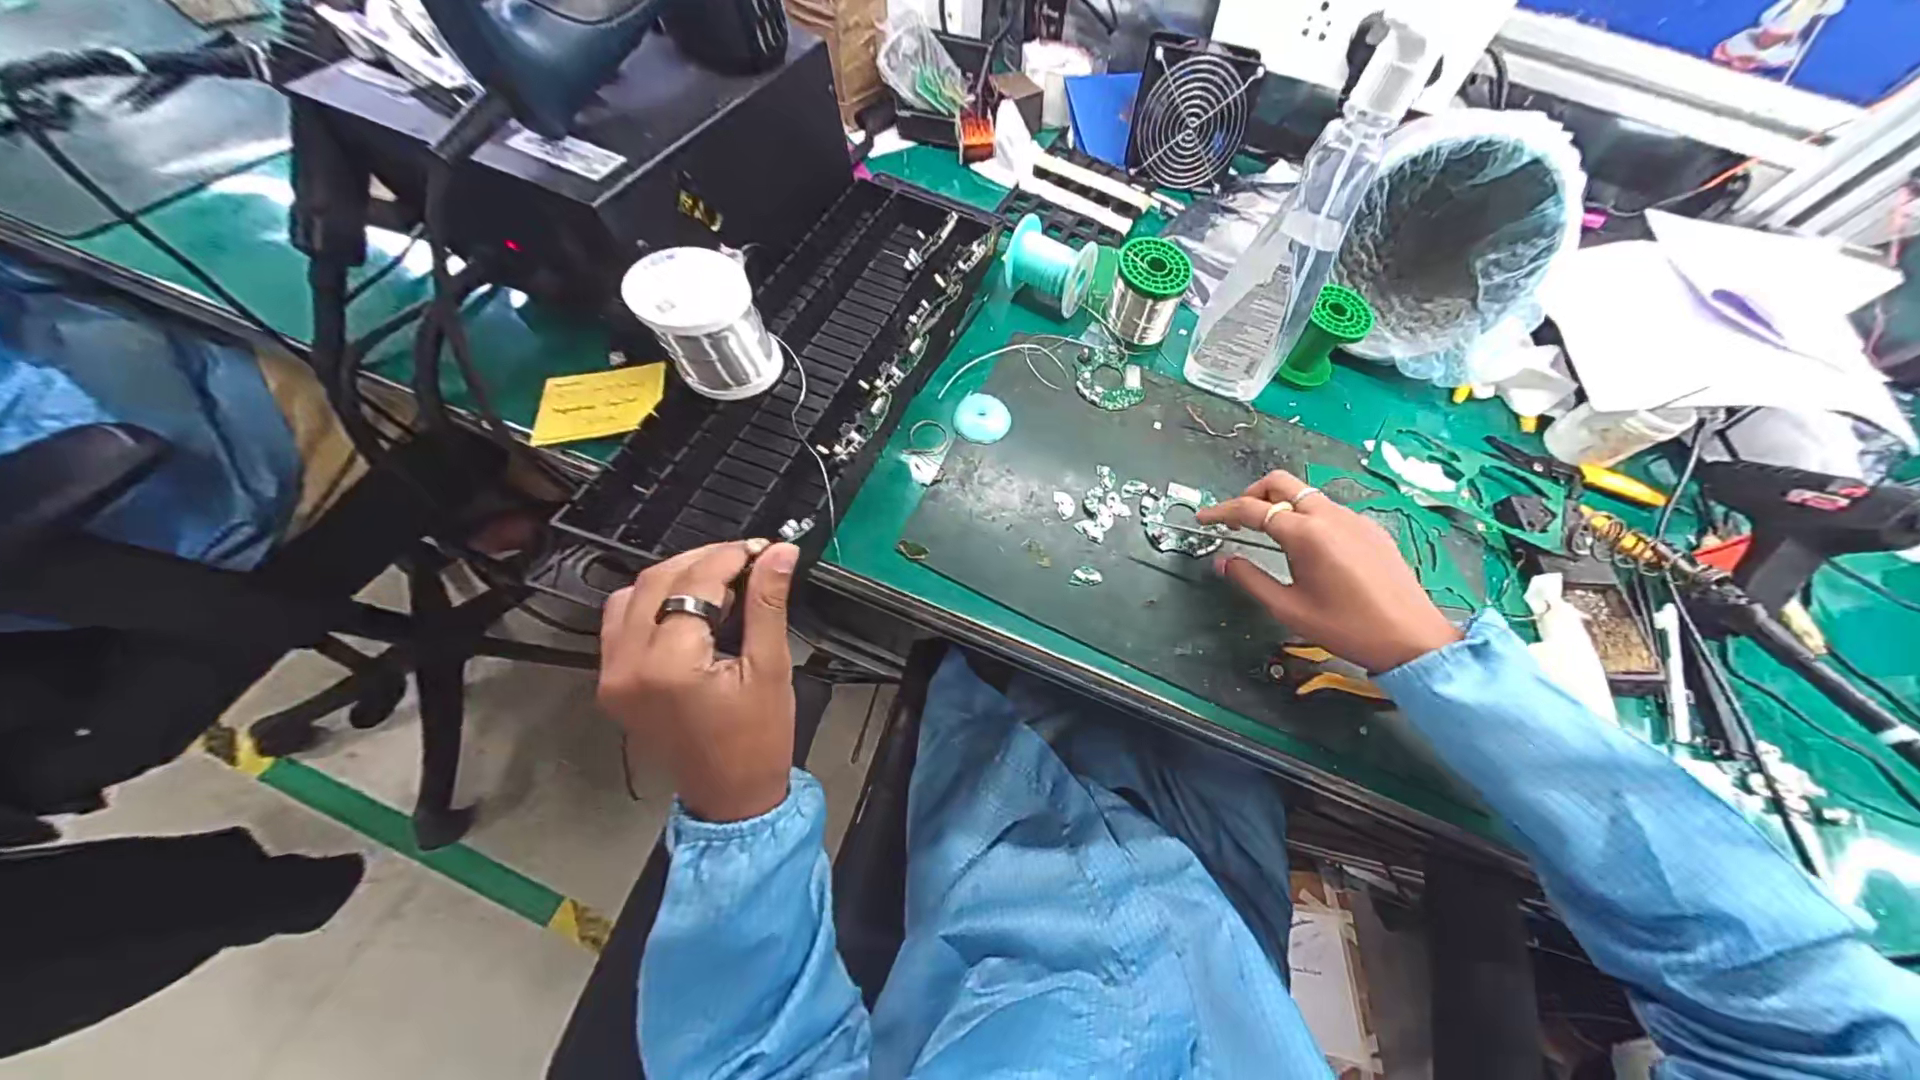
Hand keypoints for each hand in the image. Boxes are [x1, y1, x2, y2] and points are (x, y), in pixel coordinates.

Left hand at [597, 539, 799, 821]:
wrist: (731, 795)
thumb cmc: (757, 741)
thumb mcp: (771, 667)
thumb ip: (768, 602)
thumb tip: (779, 554)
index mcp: (669, 665)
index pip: (696, 583)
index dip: (733, 556)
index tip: (763, 549)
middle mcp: (627, 666)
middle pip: (658, 580)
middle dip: (706, 559)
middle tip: (748, 558)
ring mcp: (612, 675)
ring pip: (633, 594)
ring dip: (677, 575)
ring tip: (721, 579)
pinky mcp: (612, 682)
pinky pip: (621, 621)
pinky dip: (653, 600)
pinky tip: (688, 604)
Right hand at [1196, 470, 1460, 672]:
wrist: (1411, 638)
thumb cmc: (1345, 627)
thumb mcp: (1287, 607)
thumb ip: (1249, 579)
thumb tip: (1224, 561)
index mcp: (1306, 534)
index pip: (1251, 509)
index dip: (1221, 512)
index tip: (1204, 519)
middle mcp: (1330, 516)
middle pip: (1280, 483)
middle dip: (1251, 495)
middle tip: (1237, 520)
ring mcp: (1354, 519)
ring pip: (1305, 494)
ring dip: (1279, 504)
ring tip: (1267, 534)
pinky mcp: (1370, 528)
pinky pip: (1328, 509)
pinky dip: (1305, 516)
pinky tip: (1304, 546)